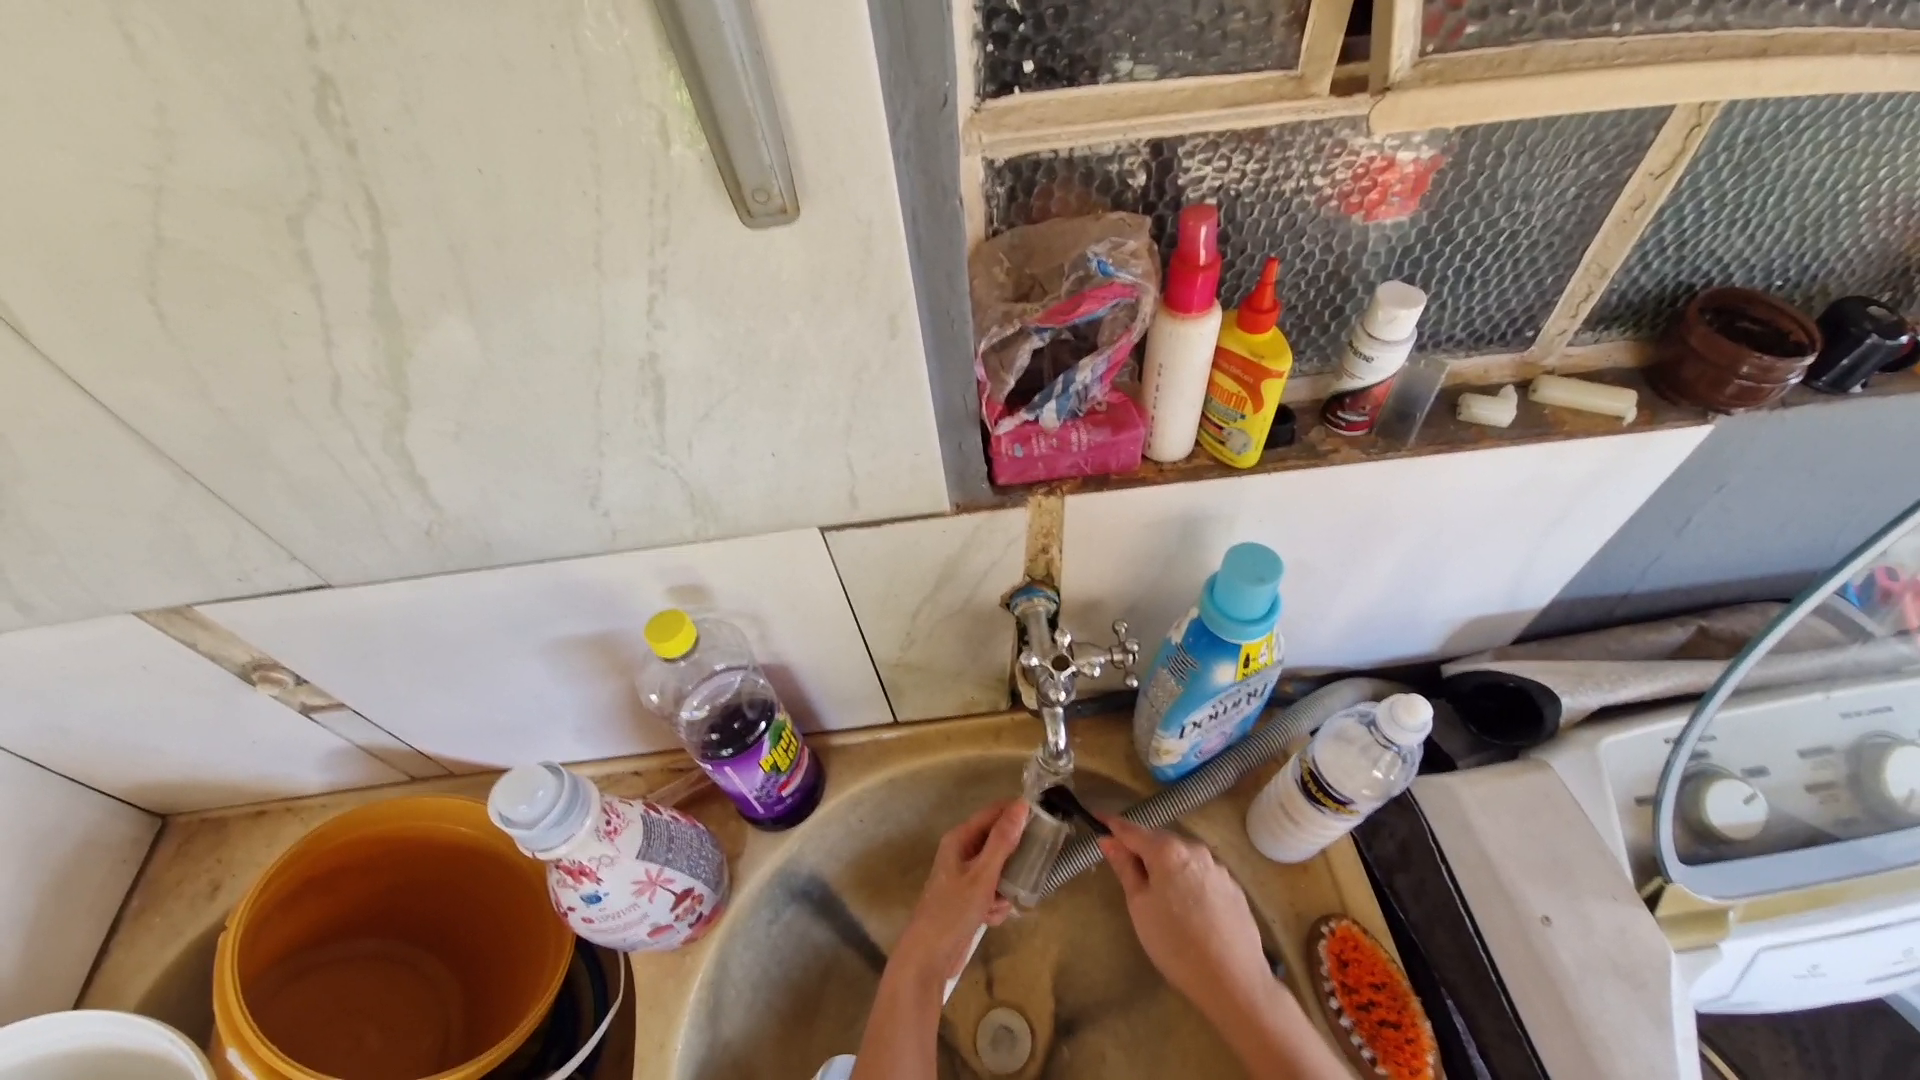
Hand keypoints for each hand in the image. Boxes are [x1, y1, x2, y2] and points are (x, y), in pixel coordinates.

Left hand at [891, 798, 1029, 985]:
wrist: (929, 956)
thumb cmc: (954, 910)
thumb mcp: (983, 874)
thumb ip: (1003, 840)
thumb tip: (1022, 805)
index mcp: (960, 839)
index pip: (994, 812)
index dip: (1017, 813)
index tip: (1045, 822)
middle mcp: (961, 852)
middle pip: (998, 843)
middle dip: (1013, 860)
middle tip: (1029, 871)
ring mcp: (965, 876)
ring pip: (999, 870)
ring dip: (1005, 887)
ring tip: (1000, 903)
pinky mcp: (969, 898)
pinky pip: (993, 892)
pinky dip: (996, 904)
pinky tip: (991, 918)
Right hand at [1097, 815, 1277, 1017]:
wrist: (1233, 980)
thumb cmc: (1174, 943)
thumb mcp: (1139, 906)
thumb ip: (1125, 868)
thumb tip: (1109, 841)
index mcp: (1167, 850)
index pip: (1131, 829)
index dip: (1111, 825)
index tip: (1096, 819)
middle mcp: (1195, 850)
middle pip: (1159, 841)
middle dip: (1141, 849)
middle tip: (1124, 869)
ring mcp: (1218, 868)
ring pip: (1182, 858)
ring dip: (1166, 865)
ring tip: (1158, 895)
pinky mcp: (1233, 888)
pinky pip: (1201, 875)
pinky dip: (1187, 880)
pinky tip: (1187, 909)